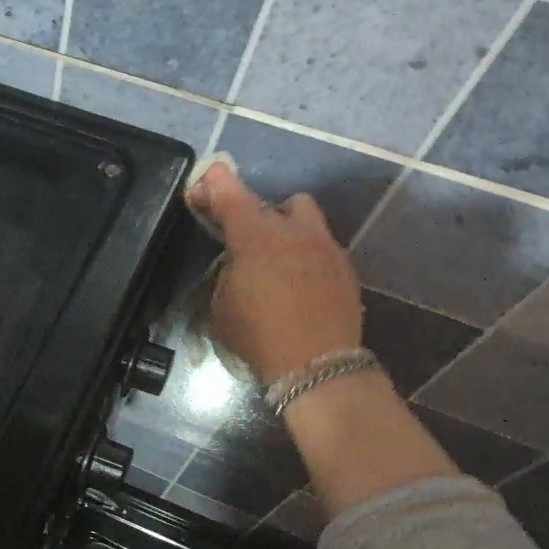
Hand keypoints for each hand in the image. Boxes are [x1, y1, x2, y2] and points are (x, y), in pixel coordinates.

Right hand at [185, 162, 363, 384]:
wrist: (317, 365)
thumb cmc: (258, 337)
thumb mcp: (223, 306)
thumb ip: (229, 272)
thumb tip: (238, 262)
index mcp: (256, 238)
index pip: (230, 193)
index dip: (214, 183)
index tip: (203, 185)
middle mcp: (294, 232)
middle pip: (273, 203)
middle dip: (256, 215)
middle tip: (243, 239)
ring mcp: (325, 247)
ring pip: (305, 218)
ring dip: (287, 229)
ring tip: (276, 259)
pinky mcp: (345, 267)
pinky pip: (321, 247)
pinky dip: (306, 255)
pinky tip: (297, 284)